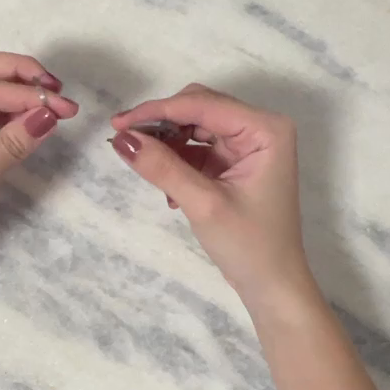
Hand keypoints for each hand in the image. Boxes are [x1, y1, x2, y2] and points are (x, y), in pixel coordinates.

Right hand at [109, 84, 310, 304]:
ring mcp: (247, 146)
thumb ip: (162, 168)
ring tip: (146, 169)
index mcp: (264, 129)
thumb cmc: (249, 244)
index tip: (118, 124)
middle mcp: (259, 129)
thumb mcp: (202, 204)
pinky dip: (177, 162)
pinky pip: (197, 149)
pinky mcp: (235, 164)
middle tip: (125, 142)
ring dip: (167, 145)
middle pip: (199, 108)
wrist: (272, 283)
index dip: (157, 110)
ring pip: (195, 128)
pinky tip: (169, 190)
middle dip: (161, 123)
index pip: (202, 105)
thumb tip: (121, 140)